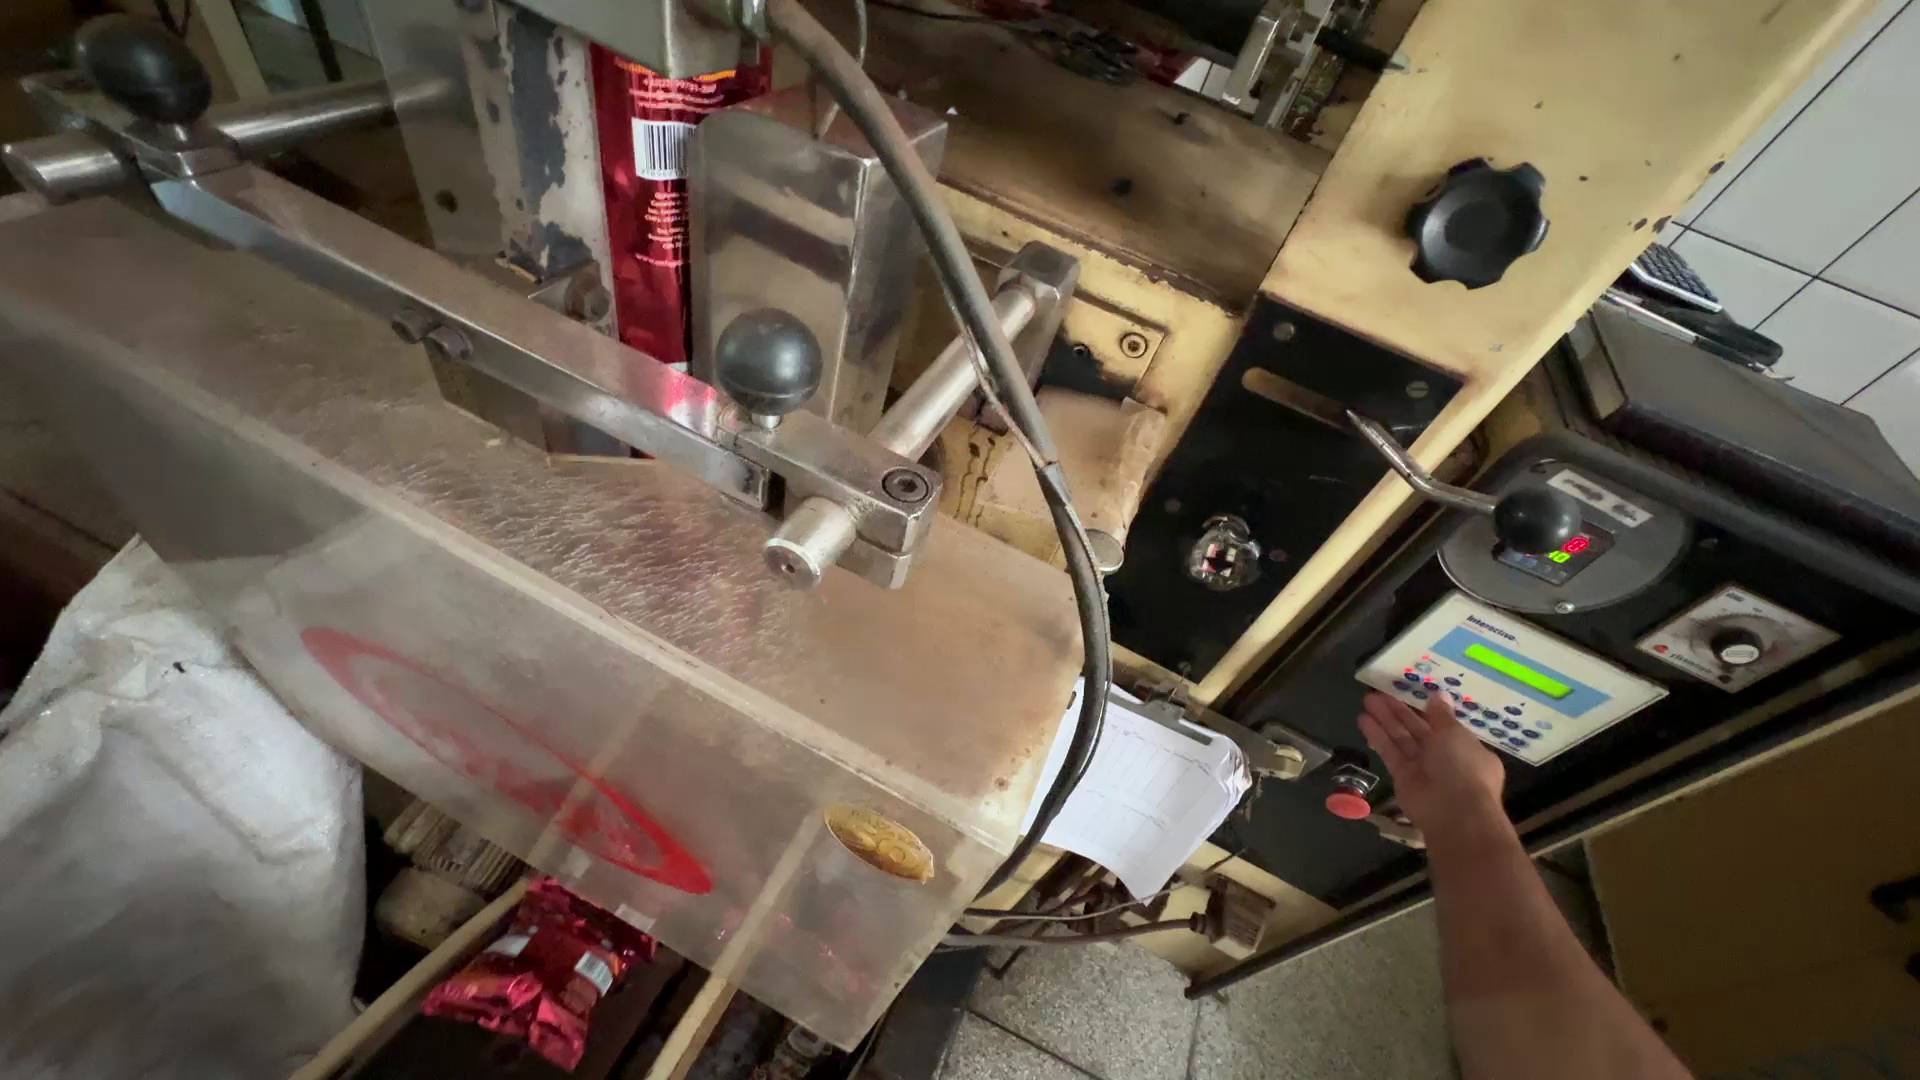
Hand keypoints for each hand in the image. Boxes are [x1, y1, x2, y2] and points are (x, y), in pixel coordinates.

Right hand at [1356, 692, 1506, 834]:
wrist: (1454, 812)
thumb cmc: (1463, 768)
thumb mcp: (1455, 735)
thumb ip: (1442, 715)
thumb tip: (1439, 694)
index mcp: (1465, 747)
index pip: (1442, 724)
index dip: (1424, 709)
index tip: (1407, 691)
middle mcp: (1444, 757)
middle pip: (1417, 730)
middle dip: (1399, 711)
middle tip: (1378, 691)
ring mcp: (1422, 768)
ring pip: (1400, 739)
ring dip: (1384, 720)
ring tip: (1366, 699)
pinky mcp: (1402, 777)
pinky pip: (1390, 752)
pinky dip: (1377, 736)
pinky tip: (1363, 719)